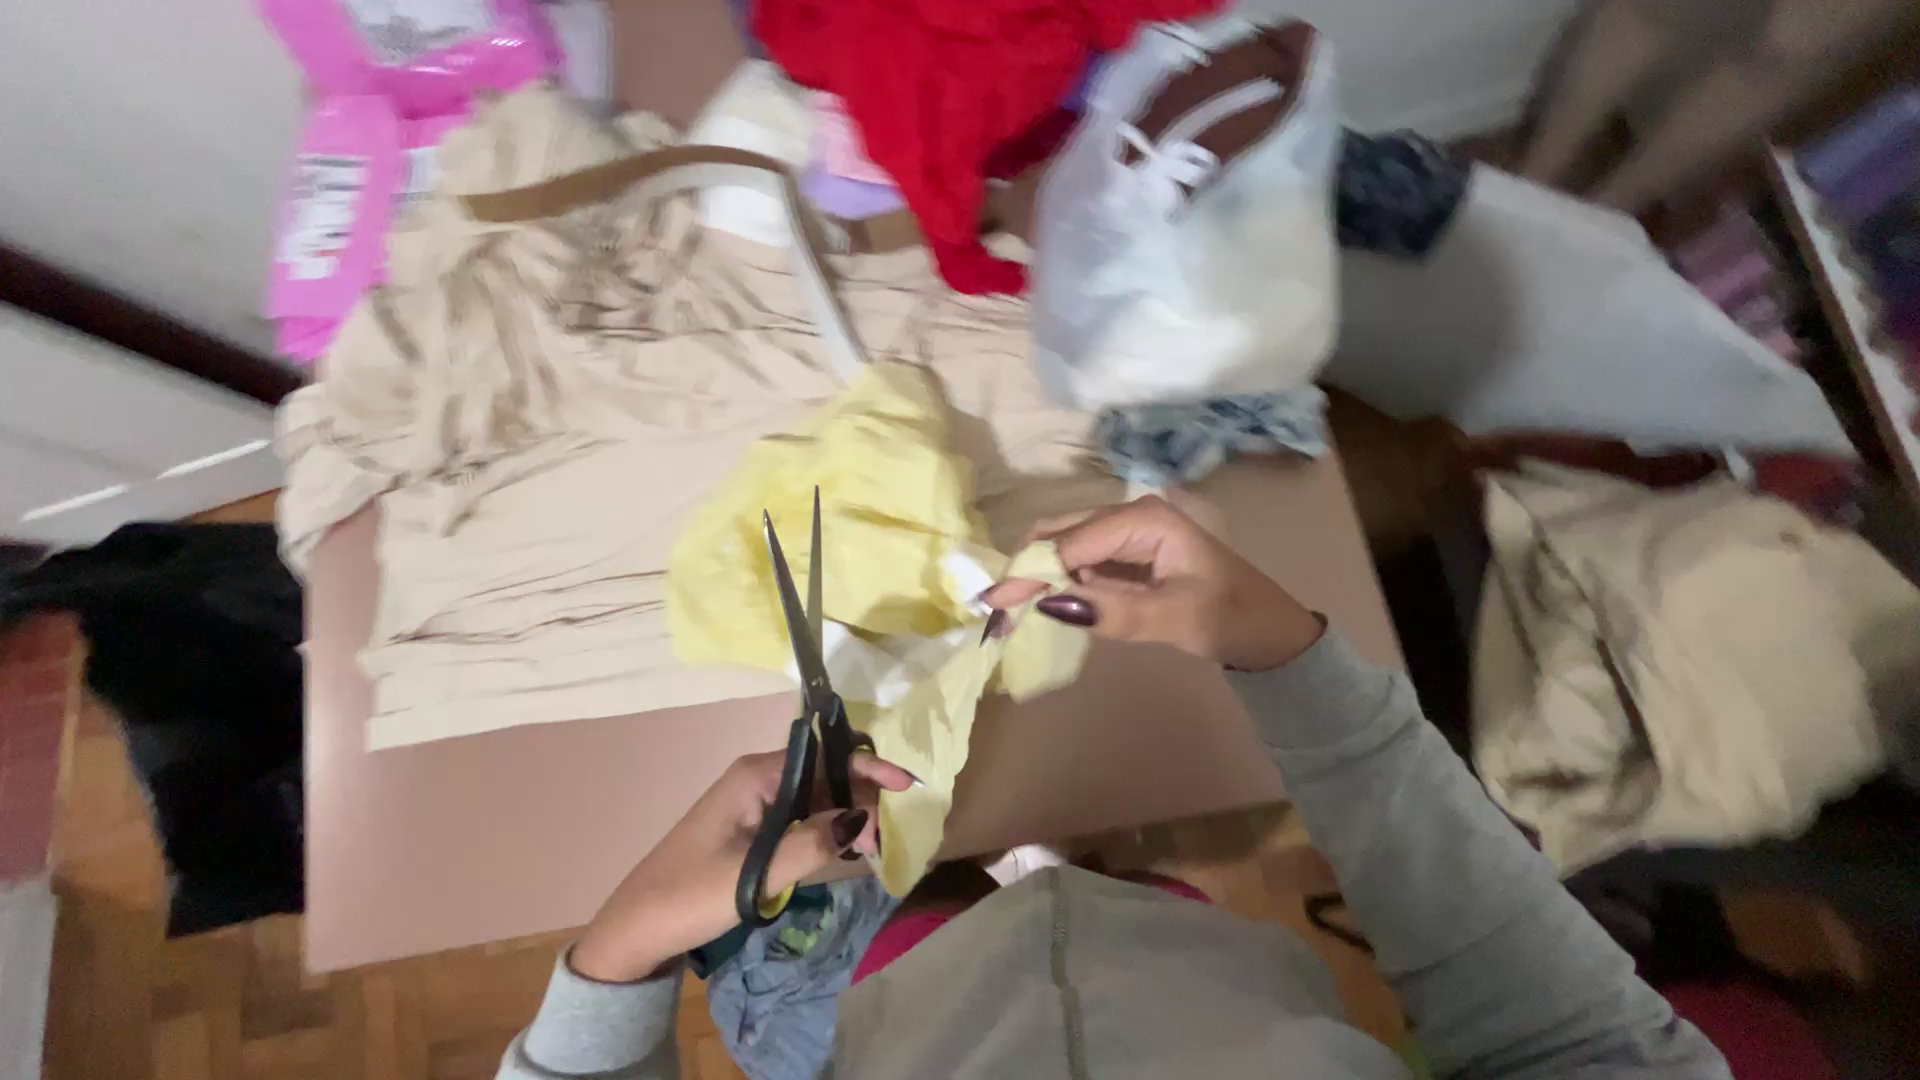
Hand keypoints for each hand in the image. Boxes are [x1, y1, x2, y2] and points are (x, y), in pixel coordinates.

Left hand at [570, 750, 913, 982]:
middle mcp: (758, 778)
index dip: (867, 765)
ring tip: (873, 847)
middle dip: (862, 797)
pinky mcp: (753, 826)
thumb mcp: (756, 874)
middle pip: (824, 773)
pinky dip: (827, 828)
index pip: (825, 756)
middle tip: (888, 834)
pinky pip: (801, 815)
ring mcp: (755, 802)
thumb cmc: (691, 895)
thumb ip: (812, 843)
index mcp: (756, 775)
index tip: (906, 783)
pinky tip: (846, 848)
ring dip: (847, 816)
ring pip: (816, 796)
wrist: (635, 931)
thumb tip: (861, 817)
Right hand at [982, 495, 1323, 671]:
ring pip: (1064, 545)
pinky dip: (1057, 582)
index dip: (1030, 572)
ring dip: (1037, 575)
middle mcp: (1129, 515)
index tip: (995, 605)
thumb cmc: (1231, 617)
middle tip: (996, 610)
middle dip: (1025, 567)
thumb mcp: (1177, 618)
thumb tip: (1050, 604)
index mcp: (1145, 519)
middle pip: (1059, 533)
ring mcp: (1126, 533)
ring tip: (1010, 611)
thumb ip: (1115, 612)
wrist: (1267, 630)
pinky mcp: (1124, 554)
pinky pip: (1079, 562)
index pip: (1072, 542)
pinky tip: (1045, 604)